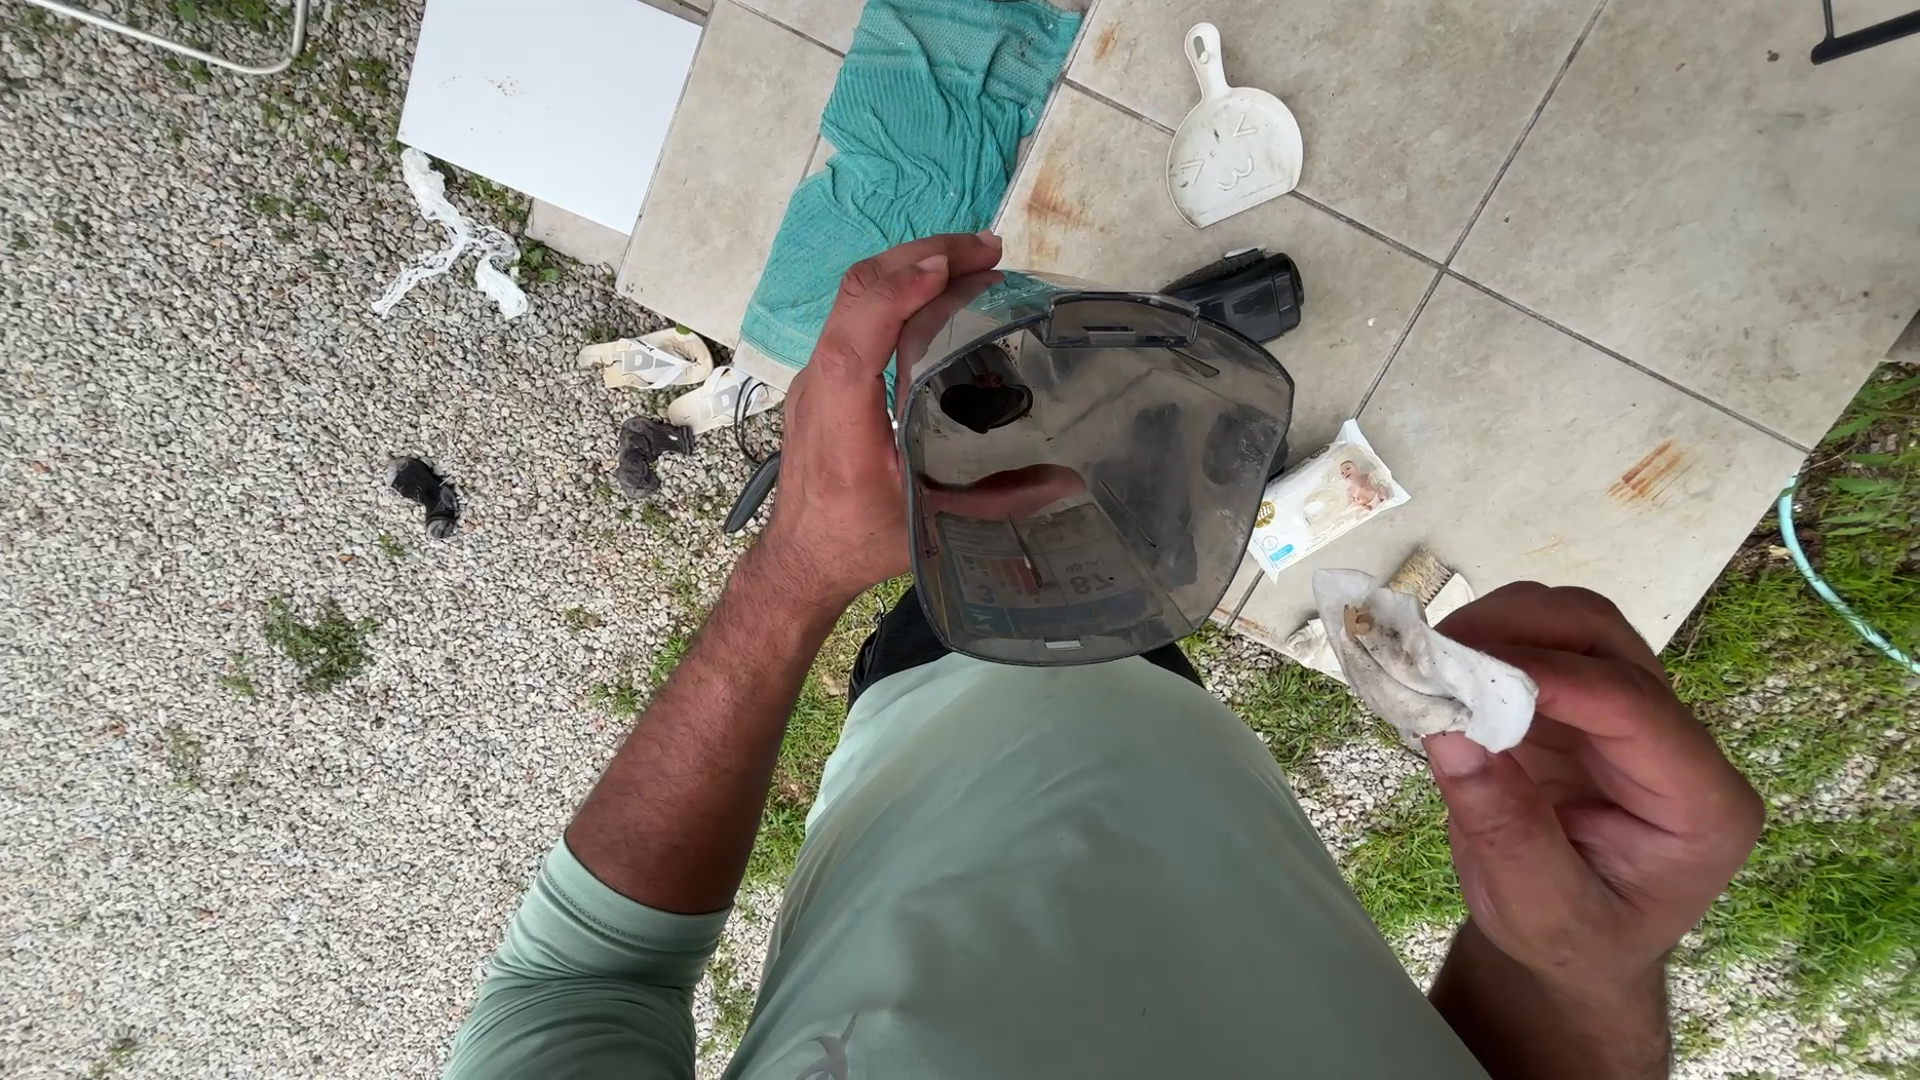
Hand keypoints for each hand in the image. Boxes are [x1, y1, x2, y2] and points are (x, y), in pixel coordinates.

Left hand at [758, 233, 1003, 607]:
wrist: (802, 557)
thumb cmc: (859, 544)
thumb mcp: (931, 527)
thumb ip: (997, 502)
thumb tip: (1065, 481)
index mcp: (841, 424)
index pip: (855, 337)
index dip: (899, 292)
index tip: (954, 269)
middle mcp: (819, 388)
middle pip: (854, 294)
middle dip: (919, 257)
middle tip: (986, 252)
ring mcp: (814, 380)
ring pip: (851, 299)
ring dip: (909, 268)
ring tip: (970, 265)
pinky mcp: (820, 381)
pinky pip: (852, 318)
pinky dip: (896, 293)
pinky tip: (937, 300)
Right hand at [1424, 583, 1762, 995]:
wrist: (1569, 939)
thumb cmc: (1569, 936)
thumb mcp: (1540, 908)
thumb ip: (1506, 830)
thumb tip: (1450, 735)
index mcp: (1696, 800)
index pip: (1630, 704)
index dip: (1544, 674)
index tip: (1454, 668)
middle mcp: (1668, 741)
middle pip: (1602, 637)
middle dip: (1515, 628)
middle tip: (1433, 652)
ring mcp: (1616, 714)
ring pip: (1566, 621)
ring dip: (1494, 624)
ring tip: (1430, 660)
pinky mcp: (1565, 704)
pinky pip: (1527, 641)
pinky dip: (1477, 640)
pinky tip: (1438, 671)